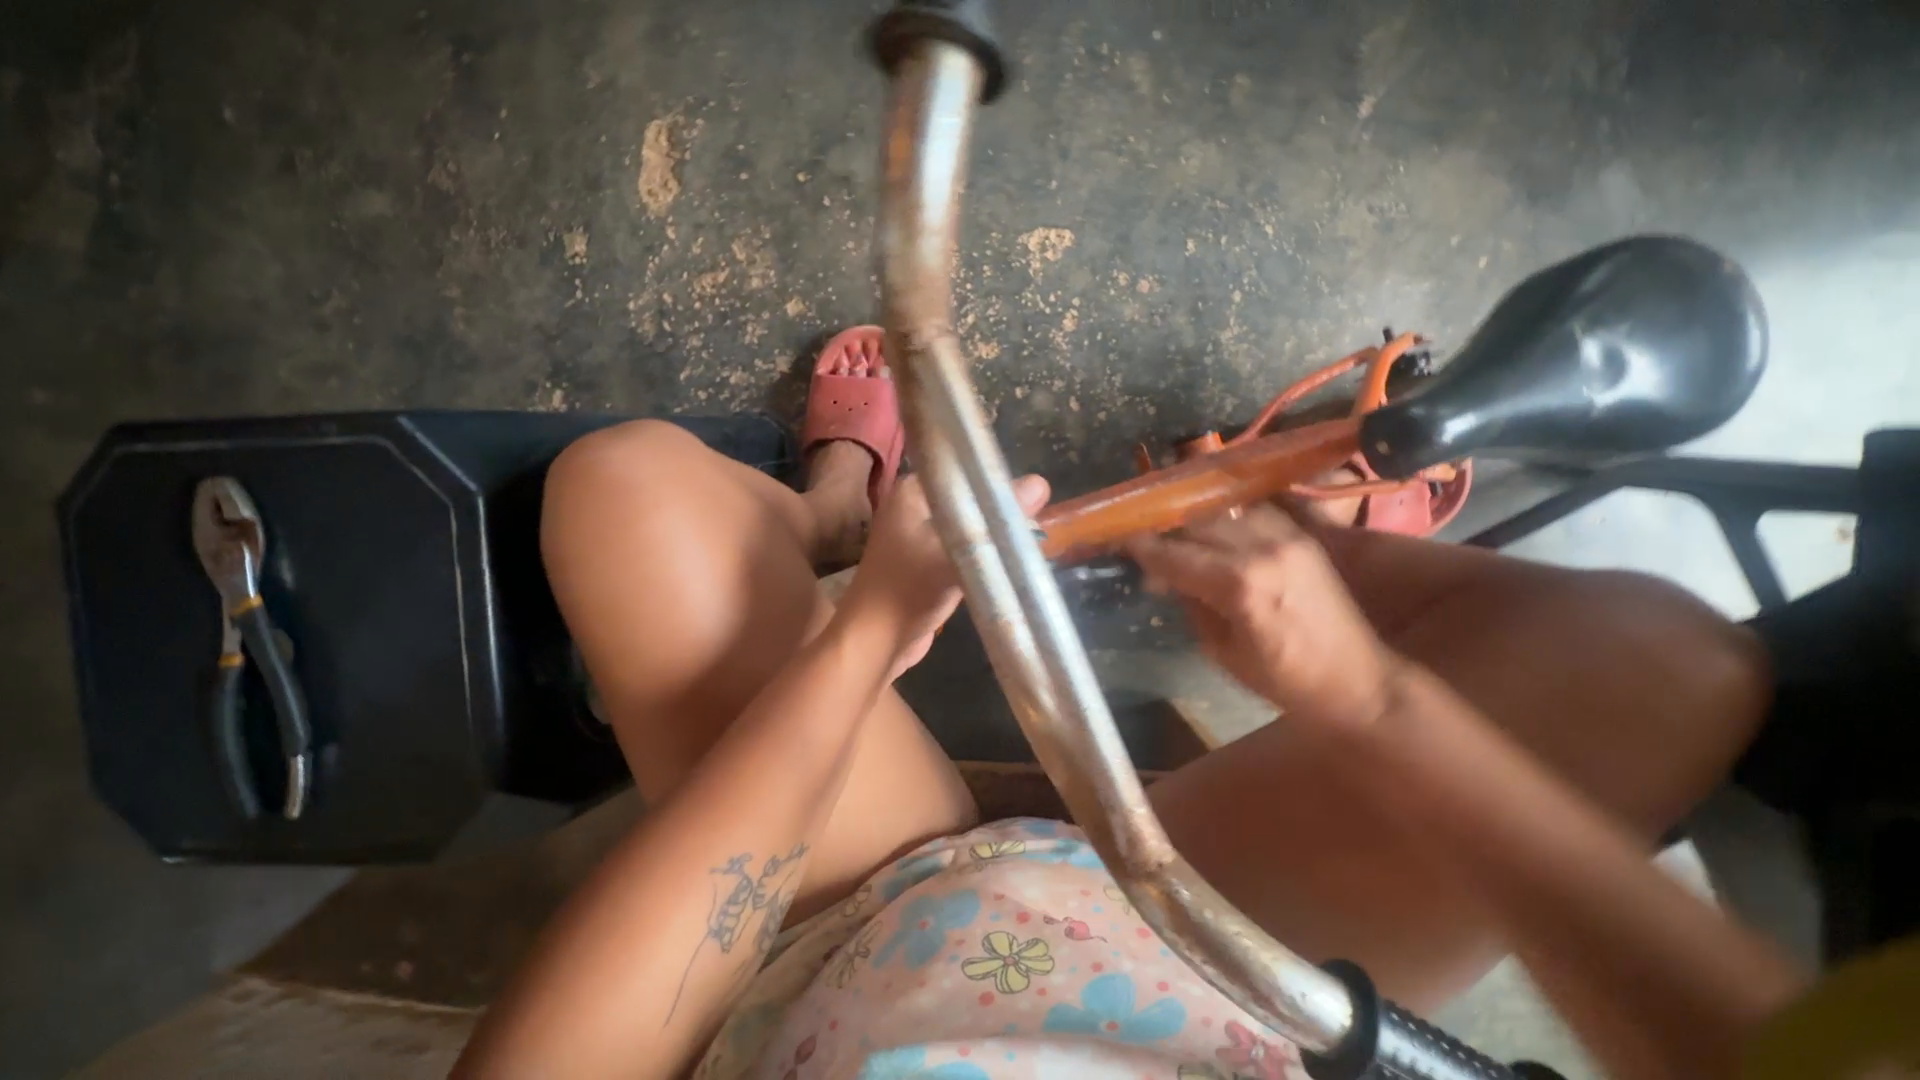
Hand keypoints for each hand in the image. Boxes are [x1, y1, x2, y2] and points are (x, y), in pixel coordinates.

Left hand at [840, 473, 1051, 675]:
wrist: (875, 643)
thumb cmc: (909, 587)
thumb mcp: (959, 549)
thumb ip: (997, 519)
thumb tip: (1042, 483)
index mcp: (912, 491)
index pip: (963, 470)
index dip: (997, 479)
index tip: (1033, 493)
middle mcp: (913, 508)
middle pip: (968, 499)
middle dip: (1000, 510)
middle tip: (1040, 519)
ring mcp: (919, 539)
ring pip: (968, 528)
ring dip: (994, 536)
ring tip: (1032, 538)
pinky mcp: (926, 567)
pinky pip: (963, 553)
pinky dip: (983, 557)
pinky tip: (1010, 561)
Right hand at [1125, 505, 1400, 731]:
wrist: (1355, 680)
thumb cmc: (1282, 680)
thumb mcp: (1221, 651)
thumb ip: (1190, 604)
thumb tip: (1160, 576)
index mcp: (1239, 585)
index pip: (1175, 554)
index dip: (1142, 547)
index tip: (1118, 540)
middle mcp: (1262, 550)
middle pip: (1196, 523)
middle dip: (1165, 528)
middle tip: (1142, 536)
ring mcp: (1286, 538)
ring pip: (1224, 512)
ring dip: (1195, 520)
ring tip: (1175, 531)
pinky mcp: (1302, 537)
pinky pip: (1254, 513)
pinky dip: (1227, 518)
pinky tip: (1213, 530)